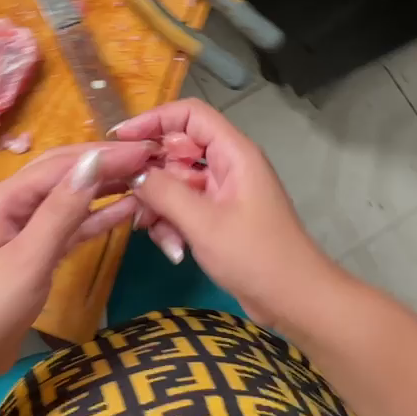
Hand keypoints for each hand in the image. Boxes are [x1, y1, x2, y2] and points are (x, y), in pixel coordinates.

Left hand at [0, 141, 157, 381]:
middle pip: (67, 172)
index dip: (106, 155)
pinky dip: (97, 217)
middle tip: (152, 160)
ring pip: (71, 197)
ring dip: (105, 187)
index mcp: (7, 196)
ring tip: (146, 179)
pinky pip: (71, 226)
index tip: (147, 151)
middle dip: (107, 163)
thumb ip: (61, 210)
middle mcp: (15, 203)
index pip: (64, 164)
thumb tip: (93, 161)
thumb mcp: (28, 259)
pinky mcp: (36, 253)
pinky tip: (127, 210)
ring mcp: (25, 228)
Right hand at [112, 99, 341, 327]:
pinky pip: (184, 206)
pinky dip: (173, 223)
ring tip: (153, 232)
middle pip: (177, 149)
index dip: (154, 119)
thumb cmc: (255, 256)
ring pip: (176, 181)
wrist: (296, 302)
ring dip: (160, 206)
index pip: (189, 114)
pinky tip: (173, 249)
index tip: (120, 139)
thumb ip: (164, 191)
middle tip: (128, 199)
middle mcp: (228, 164)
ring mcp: (223, 191)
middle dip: (152, 175)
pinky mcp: (218, 216)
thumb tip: (132, 172)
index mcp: (233, 153)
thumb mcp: (203, 223)